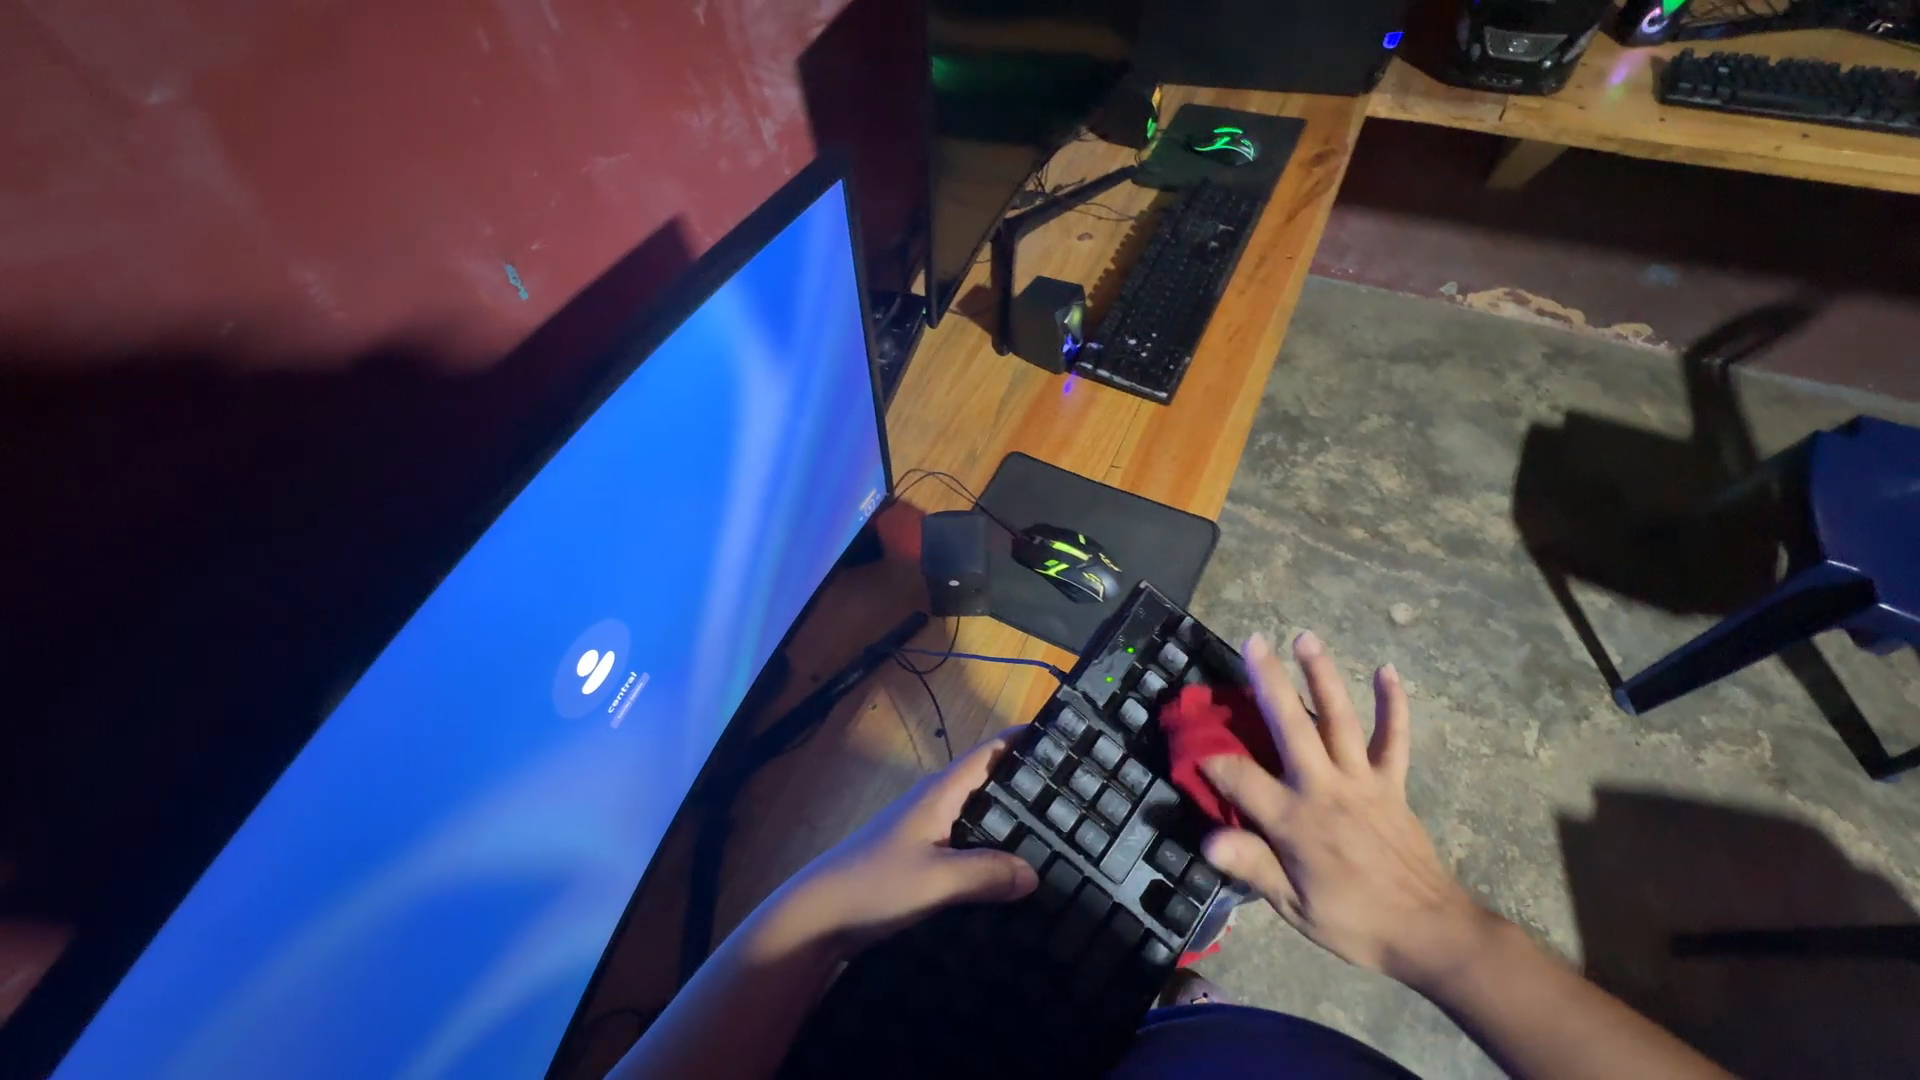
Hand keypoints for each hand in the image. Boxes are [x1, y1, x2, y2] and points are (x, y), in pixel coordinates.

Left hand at [782, 730, 1038, 956]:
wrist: (818, 918)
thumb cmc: (875, 884)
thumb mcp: (937, 879)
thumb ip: (987, 873)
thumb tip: (1035, 872)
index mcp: (939, 793)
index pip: (988, 753)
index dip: (1022, 740)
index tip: (1063, 735)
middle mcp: (934, 803)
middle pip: (988, 781)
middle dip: (1026, 781)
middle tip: (1074, 790)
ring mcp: (925, 830)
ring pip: (978, 813)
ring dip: (1010, 817)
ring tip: (1057, 830)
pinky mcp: (920, 858)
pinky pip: (967, 842)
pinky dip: (992, 847)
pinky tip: (1011, 871)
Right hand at [1199, 632, 1494, 987]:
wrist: (1430, 933)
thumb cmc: (1353, 922)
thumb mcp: (1293, 906)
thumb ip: (1252, 866)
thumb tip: (1207, 839)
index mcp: (1296, 821)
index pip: (1241, 779)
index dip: (1211, 761)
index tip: (1191, 747)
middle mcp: (1326, 789)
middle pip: (1292, 726)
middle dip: (1269, 681)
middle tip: (1253, 641)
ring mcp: (1363, 781)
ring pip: (1340, 719)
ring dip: (1322, 675)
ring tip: (1306, 637)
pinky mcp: (1392, 784)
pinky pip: (1395, 739)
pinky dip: (1393, 704)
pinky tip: (1388, 670)